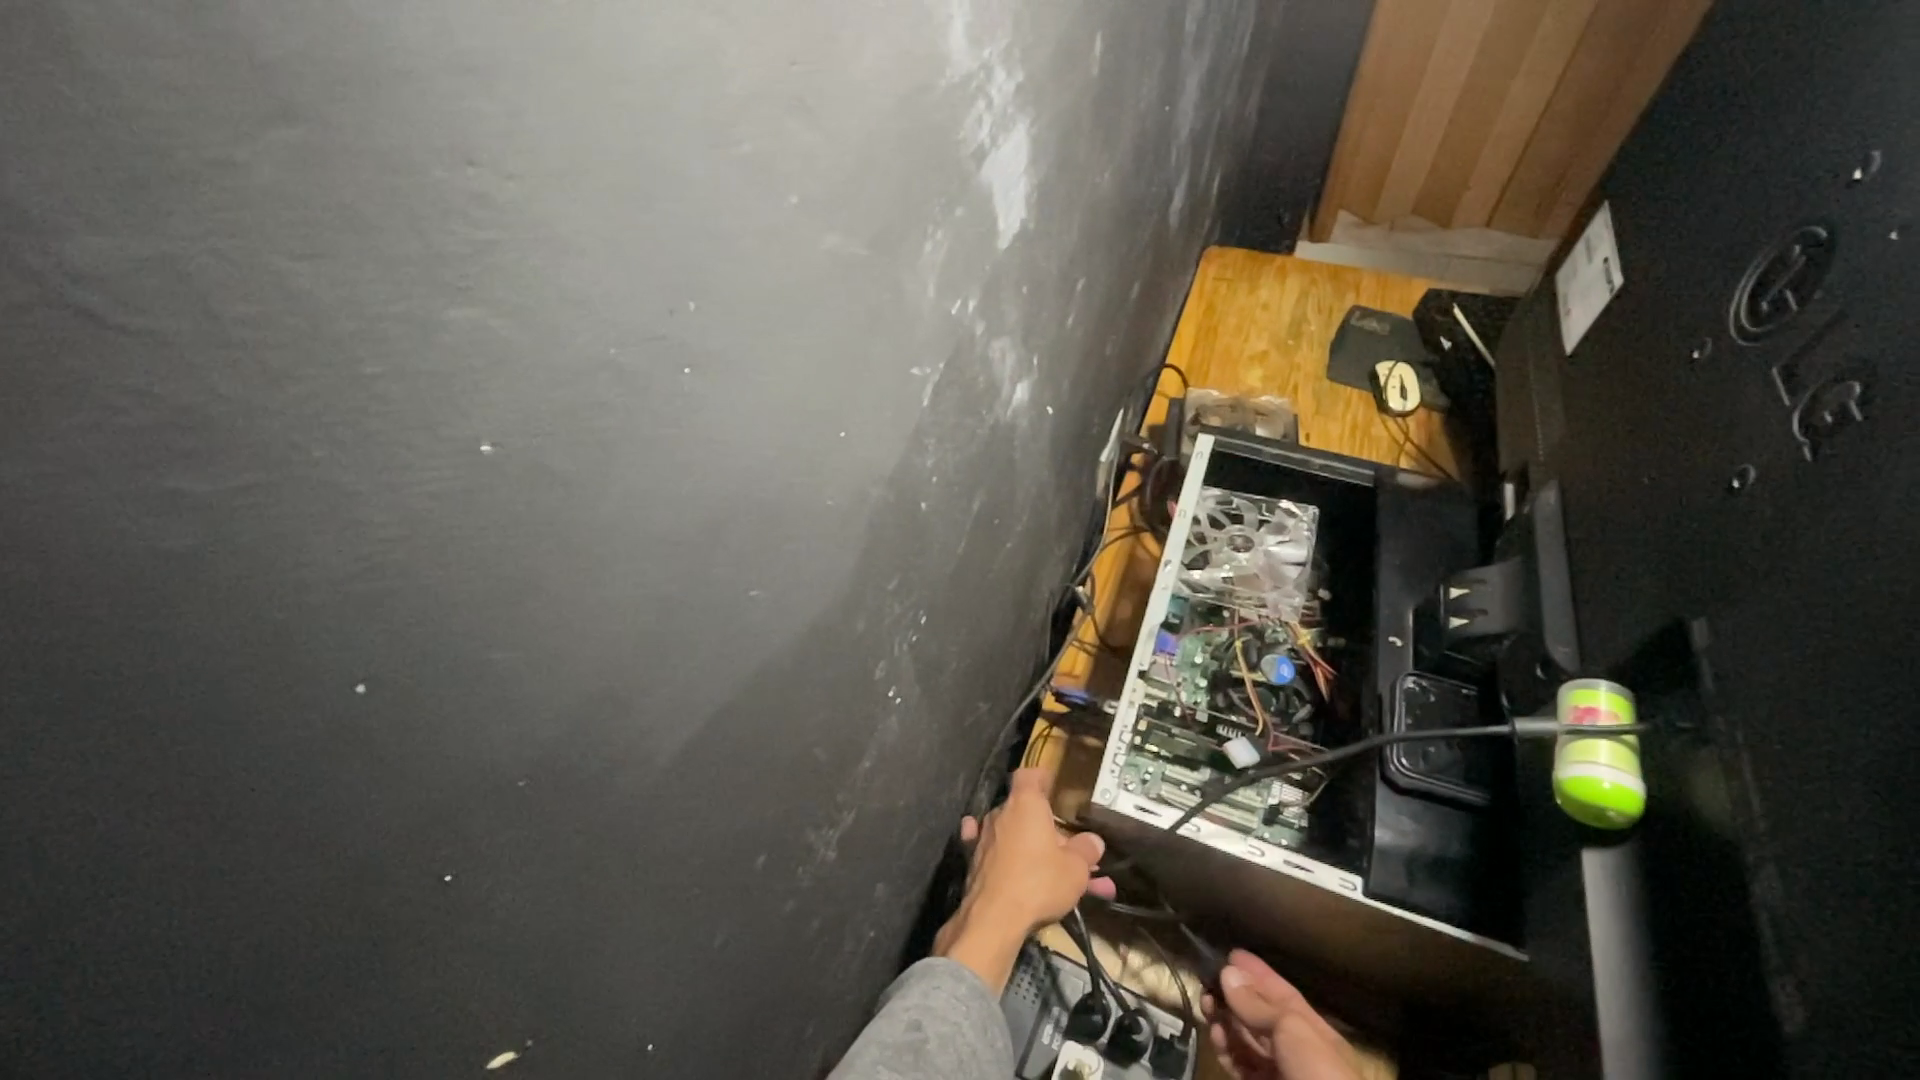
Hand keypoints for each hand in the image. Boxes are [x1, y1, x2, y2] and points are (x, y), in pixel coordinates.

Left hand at [933, 768, 1115, 991]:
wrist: (994, 919)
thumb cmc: (1039, 882)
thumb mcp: (1076, 869)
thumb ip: (1086, 850)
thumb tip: (1093, 841)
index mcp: (1026, 804)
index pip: (1029, 775)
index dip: (1042, 777)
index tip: (1053, 784)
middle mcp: (1001, 814)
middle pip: (1026, 812)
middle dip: (1048, 829)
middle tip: (1072, 852)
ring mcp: (983, 838)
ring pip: (1015, 838)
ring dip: (1036, 852)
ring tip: (1062, 878)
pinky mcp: (972, 863)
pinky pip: (996, 855)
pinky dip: (1006, 858)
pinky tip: (1015, 864)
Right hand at [1202, 950, 1358, 1079]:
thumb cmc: (1318, 1076)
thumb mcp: (1293, 1030)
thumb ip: (1259, 1004)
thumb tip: (1228, 973)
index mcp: (1315, 1035)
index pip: (1284, 996)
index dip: (1258, 974)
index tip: (1230, 954)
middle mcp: (1296, 1054)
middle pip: (1260, 1017)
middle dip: (1235, 995)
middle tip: (1209, 978)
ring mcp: (1277, 1076)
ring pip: (1245, 1041)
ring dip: (1224, 1019)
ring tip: (1206, 1002)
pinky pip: (1238, 1064)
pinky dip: (1224, 1047)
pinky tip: (1213, 1031)